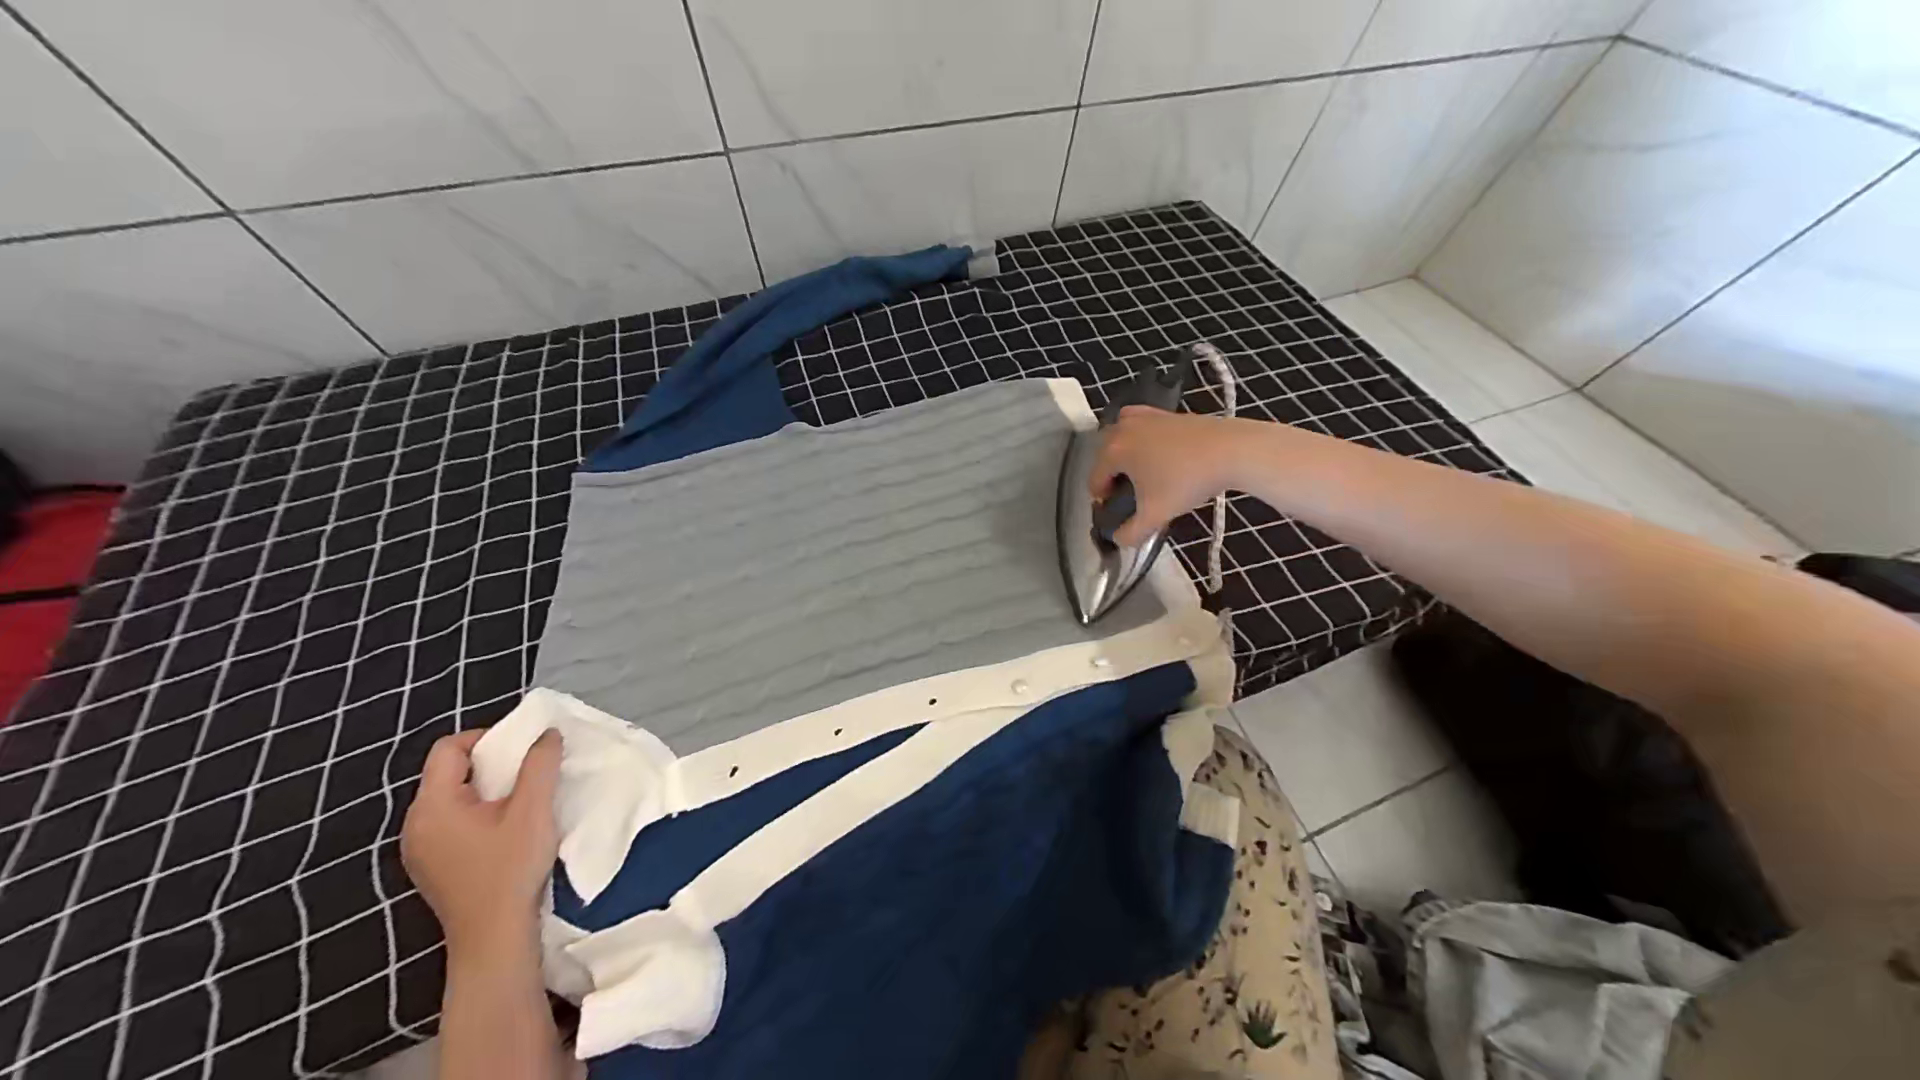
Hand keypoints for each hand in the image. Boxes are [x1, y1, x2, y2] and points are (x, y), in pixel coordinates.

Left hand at [401, 728, 561, 956]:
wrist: (493, 938)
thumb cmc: (511, 868)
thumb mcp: (533, 810)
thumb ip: (539, 765)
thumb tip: (547, 733)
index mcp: (431, 806)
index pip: (448, 748)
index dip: (486, 738)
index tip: (523, 750)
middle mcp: (415, 824)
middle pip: (448, 771)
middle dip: (490, 763)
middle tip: (528, 772)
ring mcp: (419, 848)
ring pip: (451, 797)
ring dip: (486, 788)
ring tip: (521, 799)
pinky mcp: (431, 865)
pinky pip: (451, 821)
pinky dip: (478, 812)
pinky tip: (505, 828)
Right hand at [1090, 407, 1267, 546]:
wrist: (1231, 450)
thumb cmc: (1186, 481)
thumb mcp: (1155, 515)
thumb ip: (1131, 534)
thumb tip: (1119, 539)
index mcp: (1113, 451)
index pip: (1094, 480)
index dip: (1104, 501)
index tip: (1121, 512)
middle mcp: (1122, 428)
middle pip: (1104, 456)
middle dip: (1112, 476)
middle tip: (1132, 495)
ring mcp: (1144, 416)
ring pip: (1121, 437)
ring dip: (1124, 455)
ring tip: (1144, 473)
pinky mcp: (1165, 412)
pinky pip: (1141, 426)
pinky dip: (1142, 438)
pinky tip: (1158, 452)